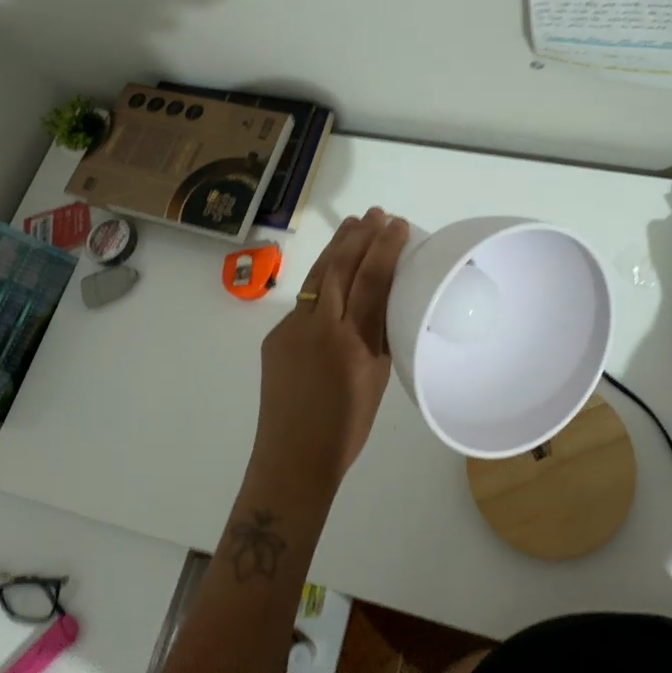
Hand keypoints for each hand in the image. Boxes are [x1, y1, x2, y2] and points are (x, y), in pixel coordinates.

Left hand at [251, 207, 409, 495]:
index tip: (396, 224)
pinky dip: (321, 280)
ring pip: (317, 277)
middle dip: (359, 236)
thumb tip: (383, 303)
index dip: (385, 248)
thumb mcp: (376, 379)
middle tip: (375, 213)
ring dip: (337, 248)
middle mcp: (320, 329)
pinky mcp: (274, 338)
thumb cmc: (346, 429)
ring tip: (352, 224)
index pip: (372, 281)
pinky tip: (331, 273)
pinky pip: (303, 302)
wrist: (292, 459)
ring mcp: (292, 330)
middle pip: (340, 268)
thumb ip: (378, 337)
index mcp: (353, 343)